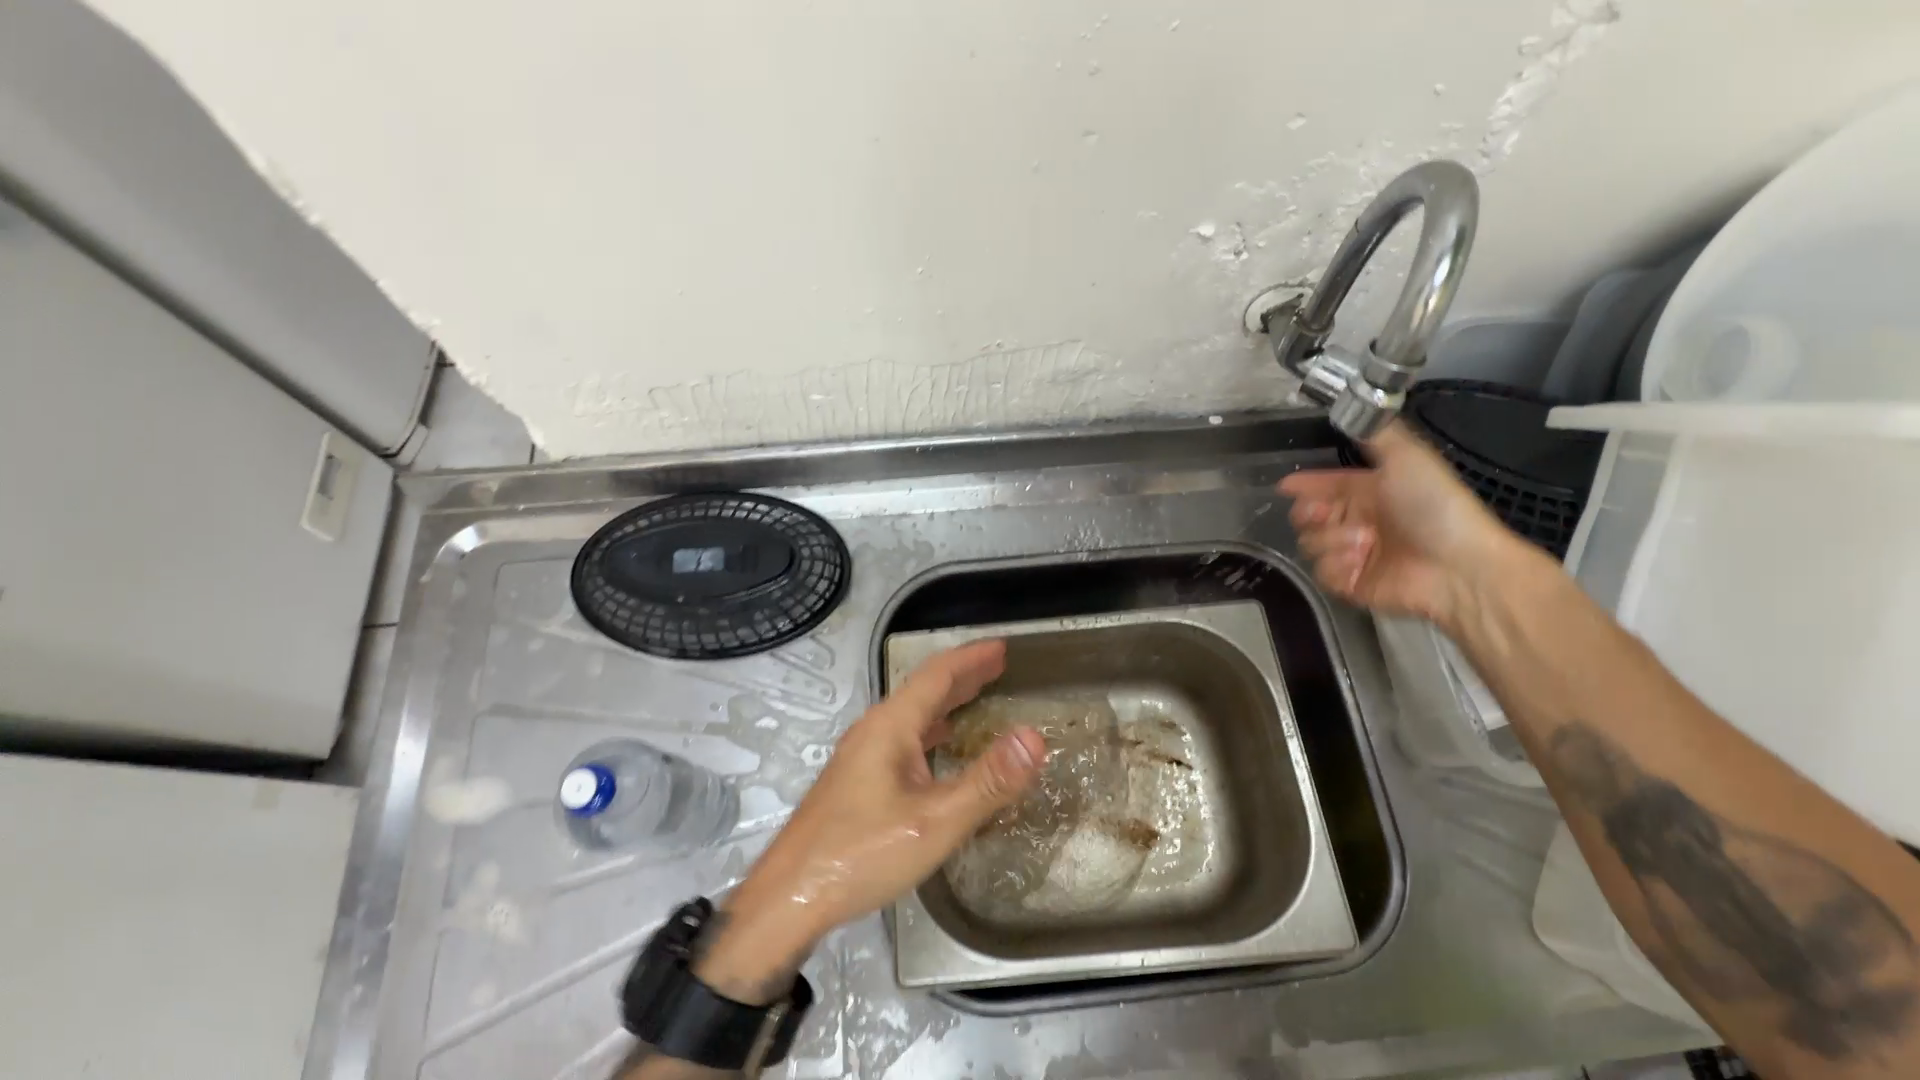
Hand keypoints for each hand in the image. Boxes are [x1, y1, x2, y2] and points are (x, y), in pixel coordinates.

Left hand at [691, 640, 1046, 1002]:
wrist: (789, 897)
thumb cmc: (862, 854)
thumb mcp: (936, 821)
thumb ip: (987, 781)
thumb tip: (1034, 737)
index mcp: (890, 727)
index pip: (937, 675)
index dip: (972, 658)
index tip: (1004, 648)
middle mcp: (873, 732)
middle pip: (923, 691)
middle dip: (962, 675)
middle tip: (1000, 666)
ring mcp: (860, 758)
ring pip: (911, 717)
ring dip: (946, 703)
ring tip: (978, 698)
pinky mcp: (855, 783)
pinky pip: (902, 741)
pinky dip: (931, 732)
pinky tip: (939, 751)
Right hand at [1278, 422, 1518, 629]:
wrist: (1456, 565)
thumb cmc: (1435, 508)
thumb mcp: (1409, 457)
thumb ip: (1377, 434)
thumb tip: (1354, 412)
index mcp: (1371, 491)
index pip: (1327, 485)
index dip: (1306, 484)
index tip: (1286, 486)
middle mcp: (1360, 521)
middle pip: (1309, 515)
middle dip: (1310, 512)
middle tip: (1322, 514)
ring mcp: (1354, 553)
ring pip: (1311, 543)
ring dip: (1332, 540)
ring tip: (1363, 543)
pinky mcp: (1351, 583)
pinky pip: (1322, 571)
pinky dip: (1338, 565)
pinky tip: (1359, 561)